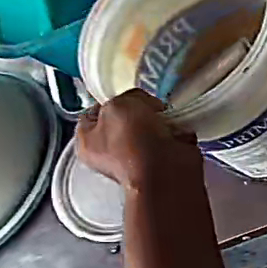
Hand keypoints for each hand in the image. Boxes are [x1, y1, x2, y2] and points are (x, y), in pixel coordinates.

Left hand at [76, 89, 199, 189]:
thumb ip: (128, 96)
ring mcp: (138, 157)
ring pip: (151, 127)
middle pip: (126, 118)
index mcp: (88, 140)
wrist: (167, 172)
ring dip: (162, 120)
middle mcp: (110, 151)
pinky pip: (171, 137)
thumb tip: (147, 105)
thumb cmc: (135, 141)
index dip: (112, 99)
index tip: (129, 95)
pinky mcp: (164, 160)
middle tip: (151, 107)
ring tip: (168, 118)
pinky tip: (179, 130)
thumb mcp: (121, 104)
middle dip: (141, 110)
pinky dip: (177, 131)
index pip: (94, 112)